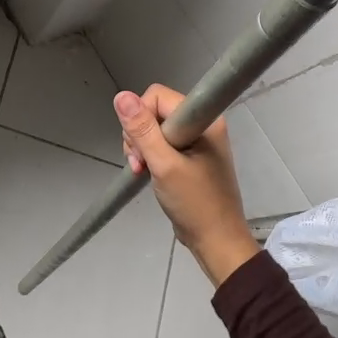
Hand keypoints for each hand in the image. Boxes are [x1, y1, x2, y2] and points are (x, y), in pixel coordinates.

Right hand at [115, 84, 259, 286]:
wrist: (216, 241)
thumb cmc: (195, 204)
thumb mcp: (164, 165)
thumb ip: (142, 130)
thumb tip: (121, 97)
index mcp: (203, 120)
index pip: (157, 96)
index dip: (142, 117)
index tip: (141, 147)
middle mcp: (201, 124)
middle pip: (153, 110)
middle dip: (139, 135)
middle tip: (141, 163)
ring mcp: (195, 140)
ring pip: (153, 128)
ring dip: (141, 148)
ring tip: (143, 170)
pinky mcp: (189, 154)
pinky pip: (160, 142)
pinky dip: (149, 156)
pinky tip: (147, 172)